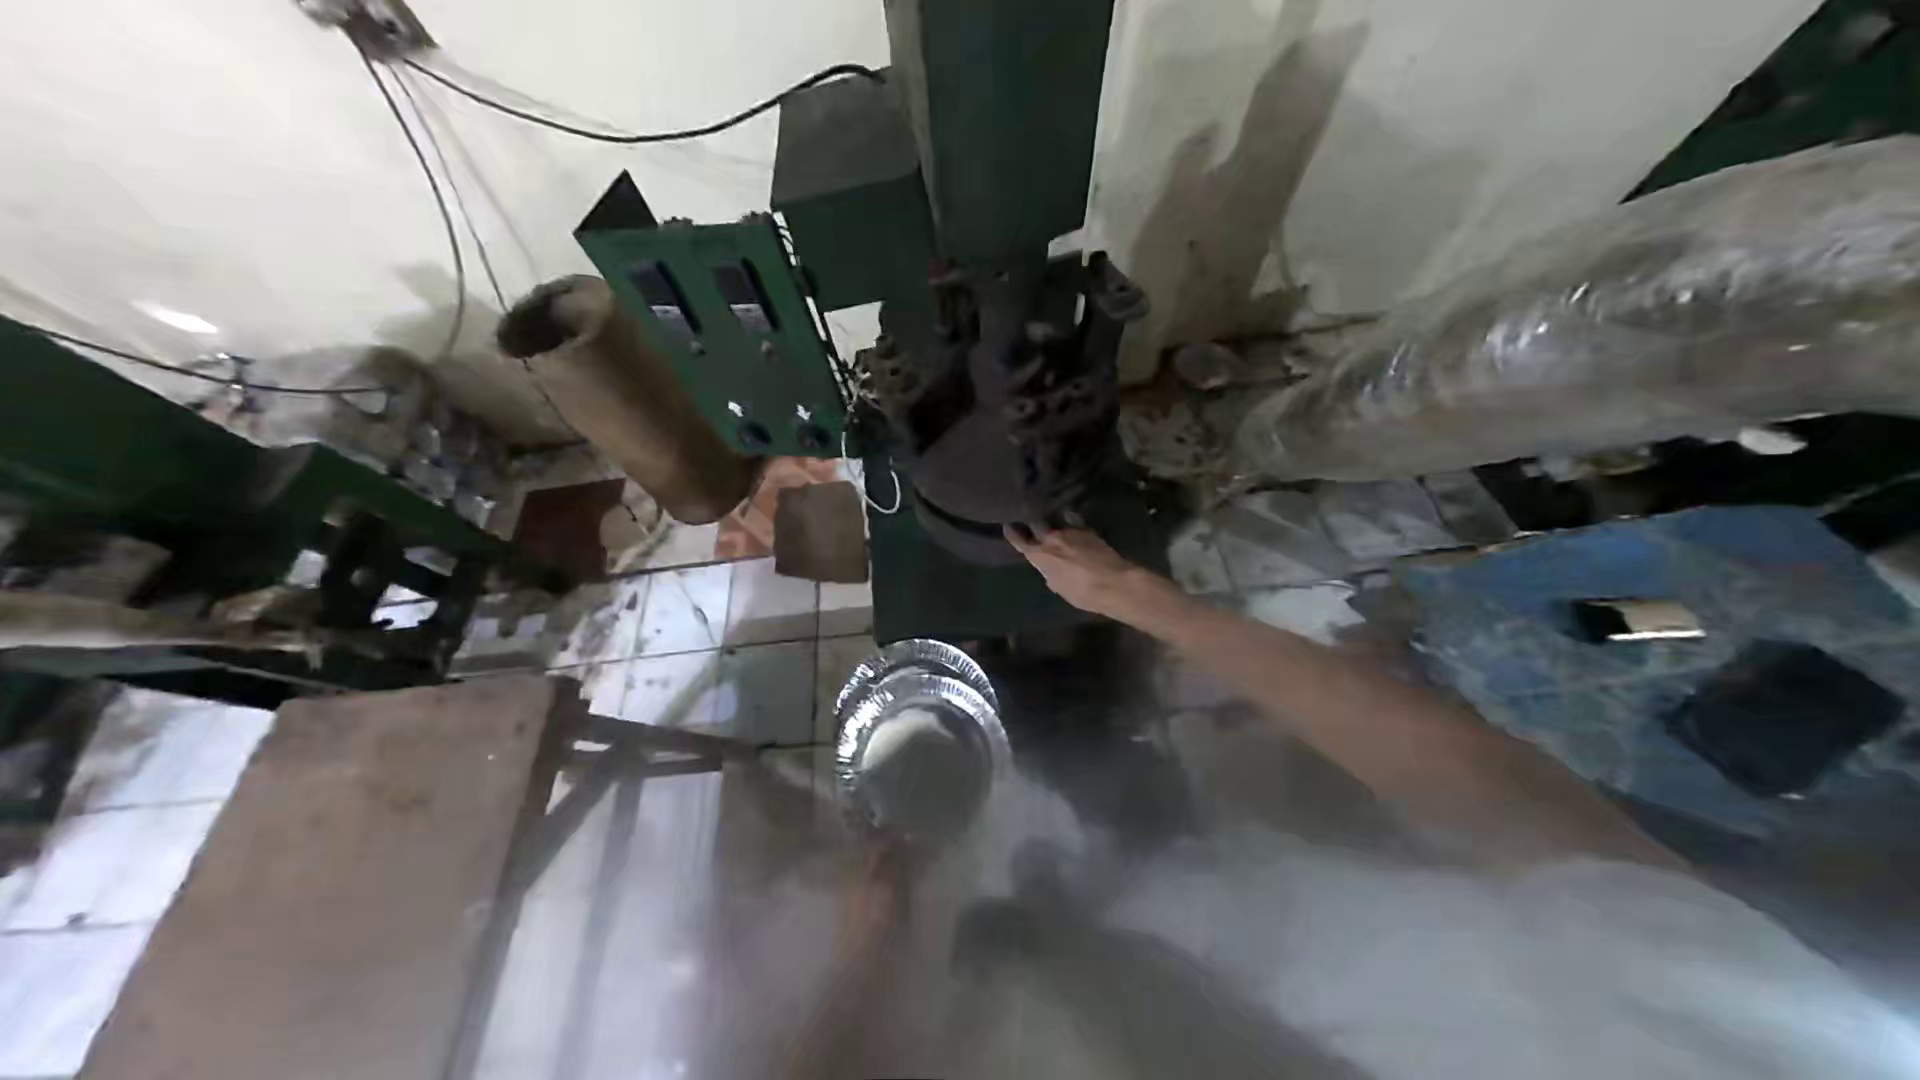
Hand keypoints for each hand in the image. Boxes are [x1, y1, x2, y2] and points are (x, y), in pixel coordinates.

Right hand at [1003, 524, 1183, 623]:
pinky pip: (1073, 519)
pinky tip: (1071, 519)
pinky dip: (1070, 519)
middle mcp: (1051, 539)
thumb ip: (1051, 574)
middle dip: (1033, 523)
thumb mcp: (1060, 588)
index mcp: (1040, 556)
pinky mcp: (1087, 529)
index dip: (1013, 533)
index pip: (1020, 541)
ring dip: (1053, 522)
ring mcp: (1070, 531)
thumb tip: (1051, 569)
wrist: (1113, 582)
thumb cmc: (1083, 593)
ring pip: (1056, 521)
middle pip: (1037, 524)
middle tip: (1031, 522)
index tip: (1008, 526)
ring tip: (1053, 520)